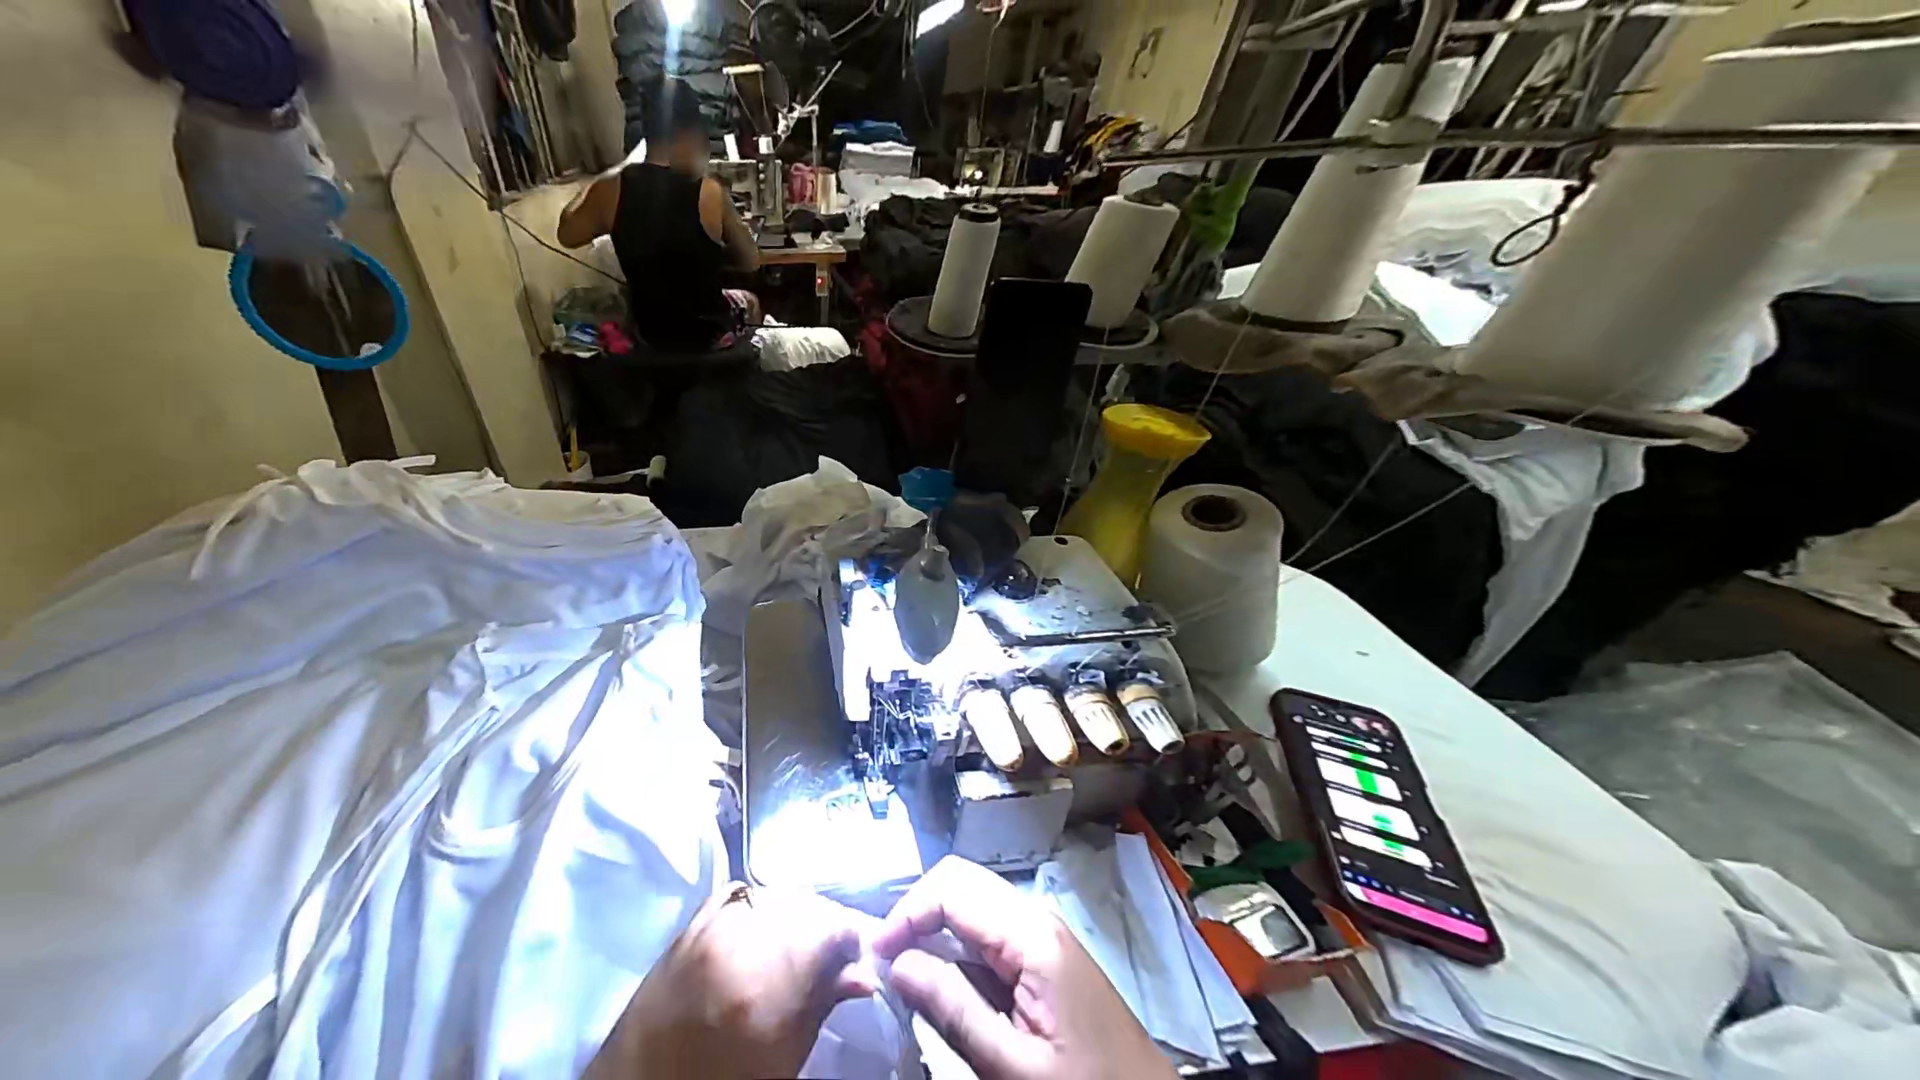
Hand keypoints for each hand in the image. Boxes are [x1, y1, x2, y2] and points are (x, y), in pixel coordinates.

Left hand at [584, 886, 878, 1079]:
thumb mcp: (784, 1059)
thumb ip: (822, 1004)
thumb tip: (862, 976)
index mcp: (770, 975)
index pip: (834, 929)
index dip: (852, 944)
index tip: (855, 962)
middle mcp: (742, 936)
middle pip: (807, 906)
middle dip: (825, 927)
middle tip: (830, 957)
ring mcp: (711, 926)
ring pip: (775, 896)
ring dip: (794, 916)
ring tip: (795, 946)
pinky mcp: (688, 927)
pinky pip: (739, 897)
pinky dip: (757, 907)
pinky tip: (760, 932)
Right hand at [874, 857, 1174, 1079]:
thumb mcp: (1012, 1066)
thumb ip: (952, 1009)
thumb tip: (896, 962)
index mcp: (1031, 934)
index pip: (953, 888)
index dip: (907, 912)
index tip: (875, 954)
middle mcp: (1035, 919)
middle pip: (962, 883)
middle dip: (917, 912)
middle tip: (884, 960)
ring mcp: (1040, 935)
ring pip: (972, 906)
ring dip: (933, 929)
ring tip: (902, 972)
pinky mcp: (1041, 957)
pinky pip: (988, 935)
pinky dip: (955, 949)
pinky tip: (939, 981)